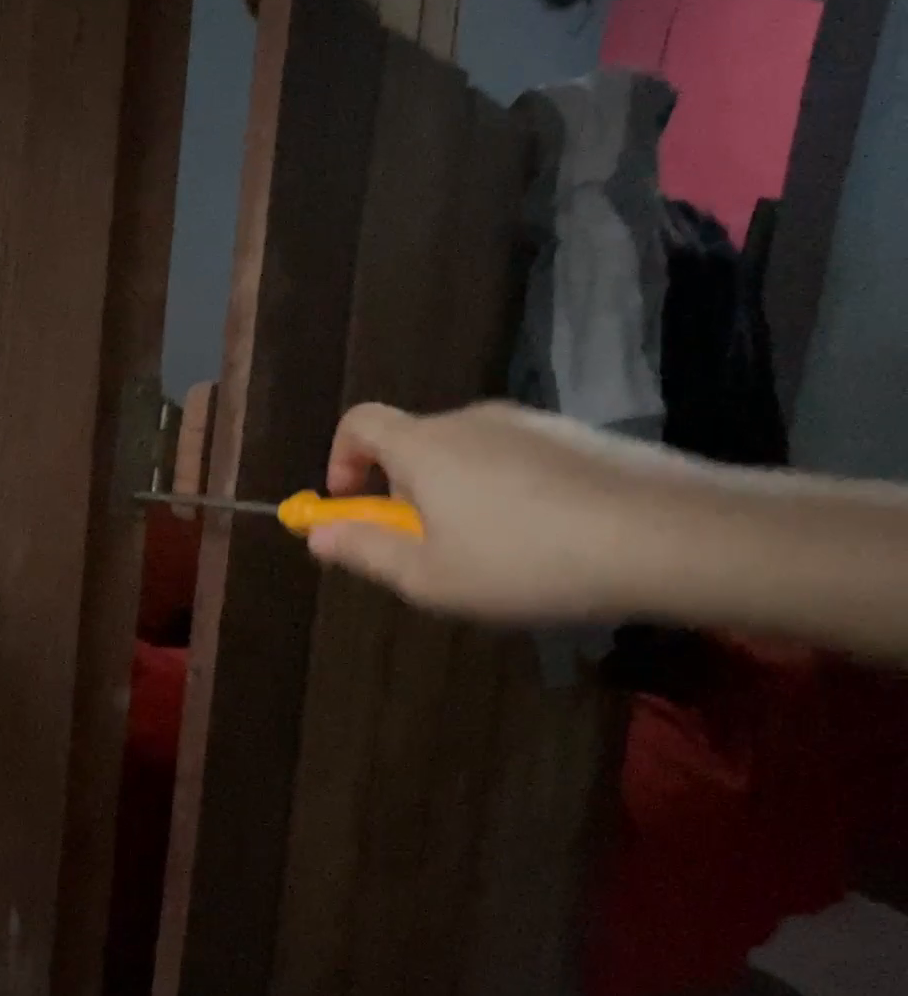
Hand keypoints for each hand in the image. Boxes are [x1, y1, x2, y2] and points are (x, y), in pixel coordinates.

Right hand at [308, 401, 711, 620]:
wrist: (676, 536)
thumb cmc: (526, 560)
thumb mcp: (428, 576)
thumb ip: (365, 550)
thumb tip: (318, 533)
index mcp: (424, 445)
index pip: (359, 423)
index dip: (341, 460)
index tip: (353, 505)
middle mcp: (471, 419)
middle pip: (414, 444)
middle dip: (404, 493)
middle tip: (428, 550)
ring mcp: (532, 424)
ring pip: (468, 456)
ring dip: (457, 496)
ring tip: (493, 555)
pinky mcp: (582, 438)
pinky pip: (519, 461)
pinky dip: (509, 493)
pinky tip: (547, 541)